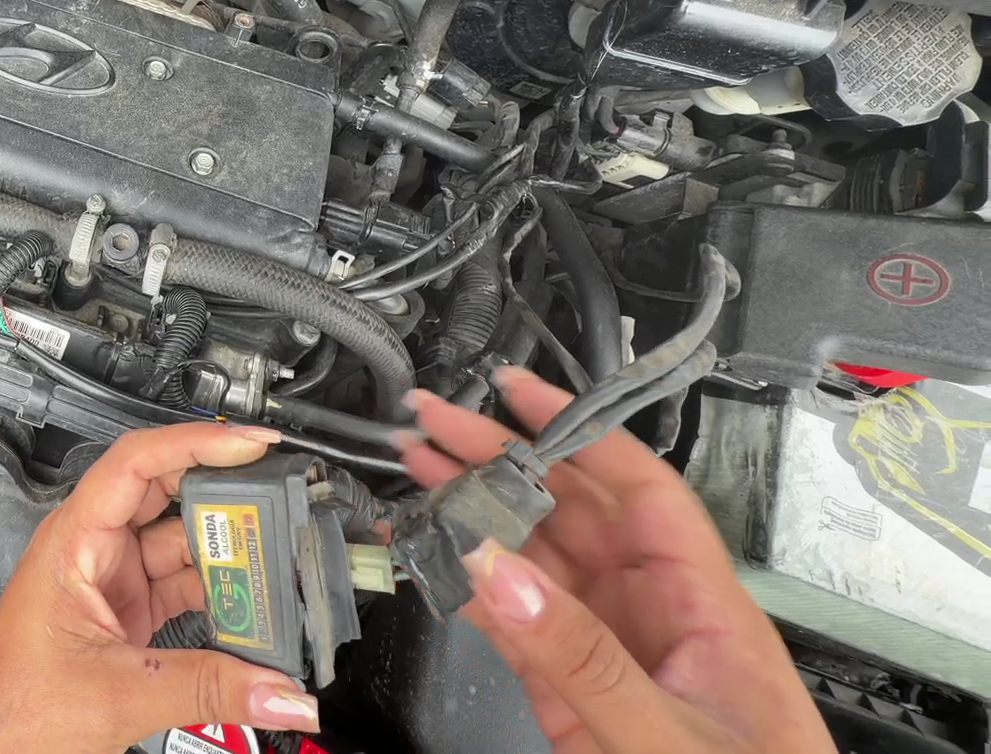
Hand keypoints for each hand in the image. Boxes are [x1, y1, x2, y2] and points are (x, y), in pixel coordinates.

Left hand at [0, 423, 320, 753]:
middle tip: (278, 485)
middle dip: (221, 487)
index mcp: (74, 537)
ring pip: (178, 540)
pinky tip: (250, 603)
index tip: (248, 443)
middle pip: (164, 491)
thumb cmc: (13, 709)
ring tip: (276, 555)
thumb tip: (283, 689)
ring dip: (226, 550)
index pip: (136, 462)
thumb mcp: (119, 692)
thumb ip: (209, 688)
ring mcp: (110, 575)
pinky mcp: (125, 608)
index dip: (194, 442)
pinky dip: (218, 593)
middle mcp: (93, 544)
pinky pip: (181, 583)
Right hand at [398, 368, 834, 753]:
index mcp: (699, 603)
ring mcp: (593, 637)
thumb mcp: (671, 743)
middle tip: (427, 420)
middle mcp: (642, 605)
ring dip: (463, 504)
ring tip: (409, 462)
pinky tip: (415, 545)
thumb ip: (581, 655)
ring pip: (519, 548)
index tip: (513, 389)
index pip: (636, 488)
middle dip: (493, 454)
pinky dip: (451, 572)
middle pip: (560, 505)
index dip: (576, 429)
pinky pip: (495, 604)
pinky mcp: (554, 673)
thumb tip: (493, 565)